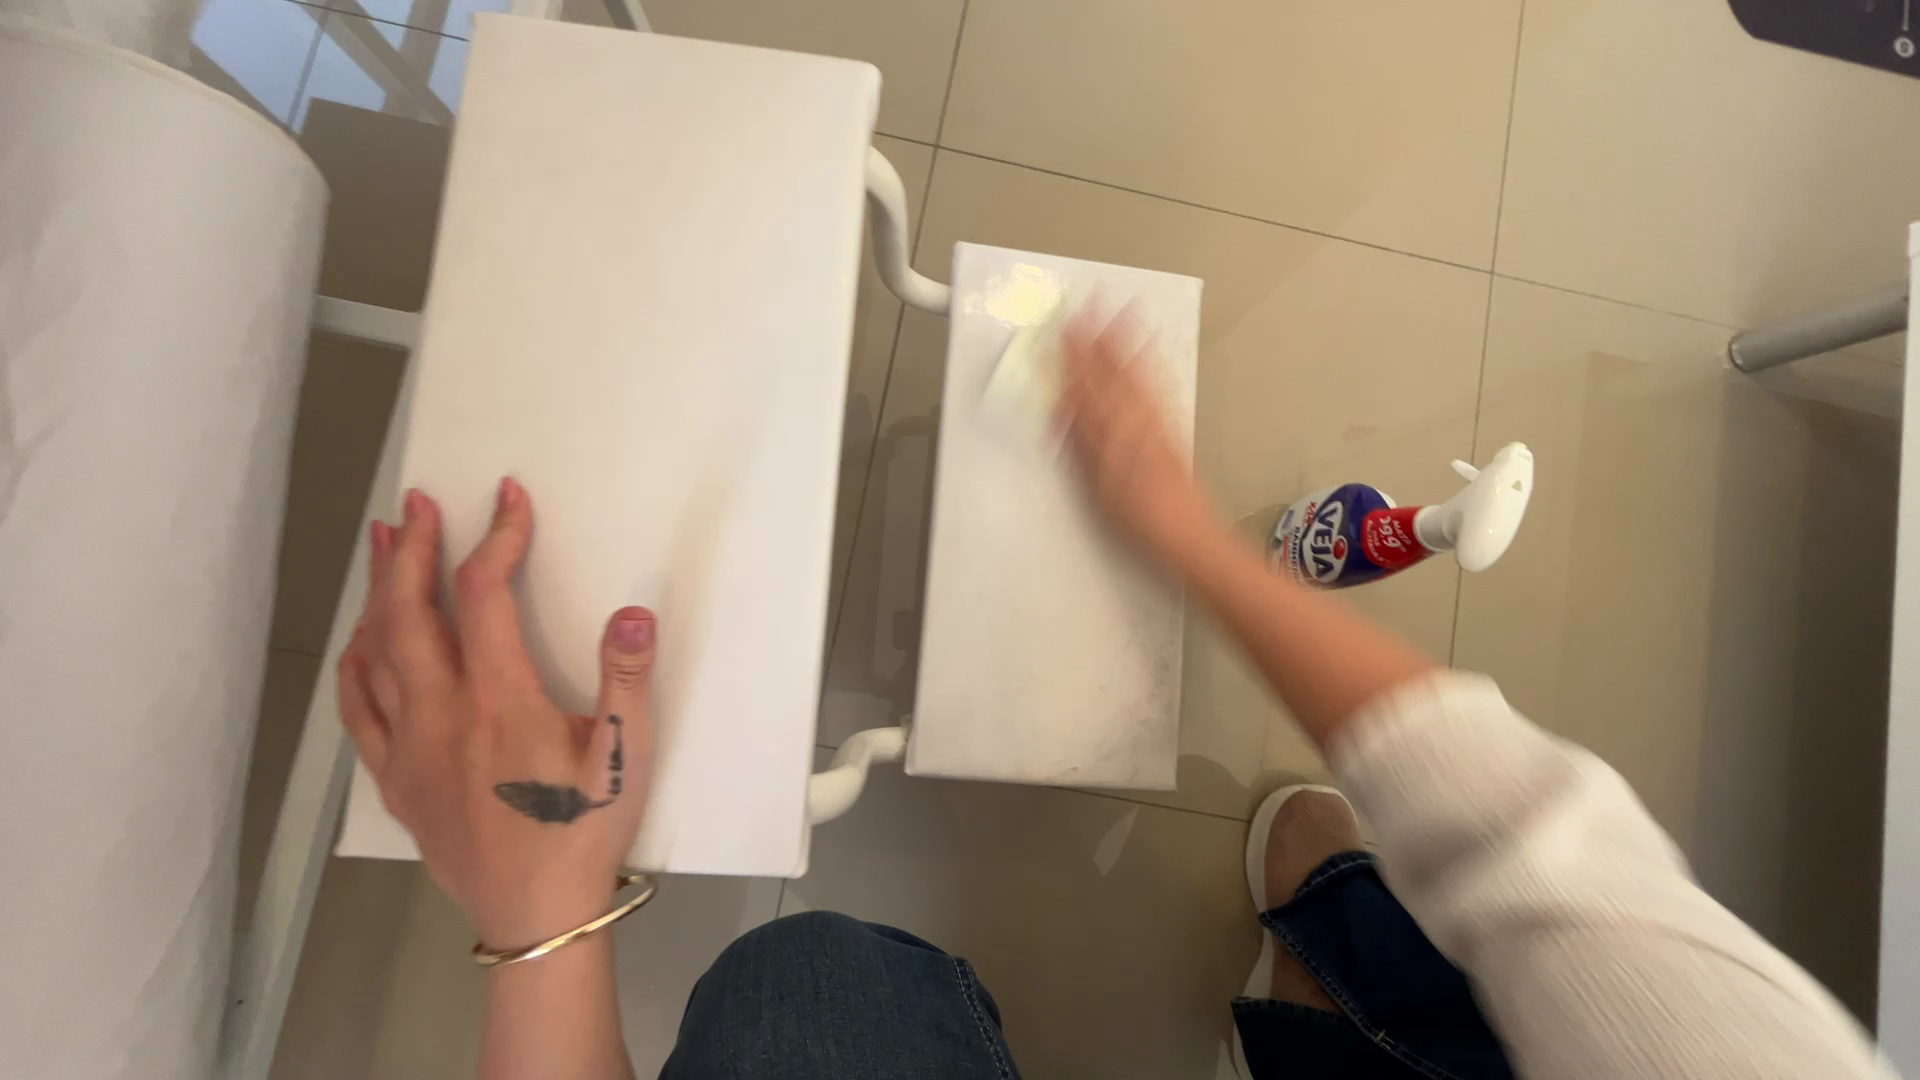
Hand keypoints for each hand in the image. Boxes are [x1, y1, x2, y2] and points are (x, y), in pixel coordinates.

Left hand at [337, 478, 657, 950]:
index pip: (485, 599)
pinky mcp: (396, 777)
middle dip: (413, 551)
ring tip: (383, 546)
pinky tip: (364, 640)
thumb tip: (632, 612)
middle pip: (410, 615)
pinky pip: (360, 706)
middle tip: (417, 502)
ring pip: (375, 654)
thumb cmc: (584, 827)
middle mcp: (442, 714)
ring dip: (377, 593)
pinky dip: (358, 659)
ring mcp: (408, 747)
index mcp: (500, 702)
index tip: (509, 498)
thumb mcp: (623, 755)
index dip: (496, 539)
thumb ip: (626, 681)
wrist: (535, 912)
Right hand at [1056, 303, 1222, 569]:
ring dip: (1129, 341)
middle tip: (1094, 300)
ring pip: (1139, 375)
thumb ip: (1082, 442)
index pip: (1088, 387)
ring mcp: (1158, 425)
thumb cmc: (1141, 520)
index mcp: (1114, 435)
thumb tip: (1065, 404)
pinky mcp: (1171, 433)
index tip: (1065, 325)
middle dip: (1101, 336)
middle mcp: (1138, 422)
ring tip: (1125, 309)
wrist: (1190, 537)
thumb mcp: (1099, 487)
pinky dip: (1152, 366)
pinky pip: (1158, 389)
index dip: (1075, 356)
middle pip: (1114, 372)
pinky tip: (1152, 353)